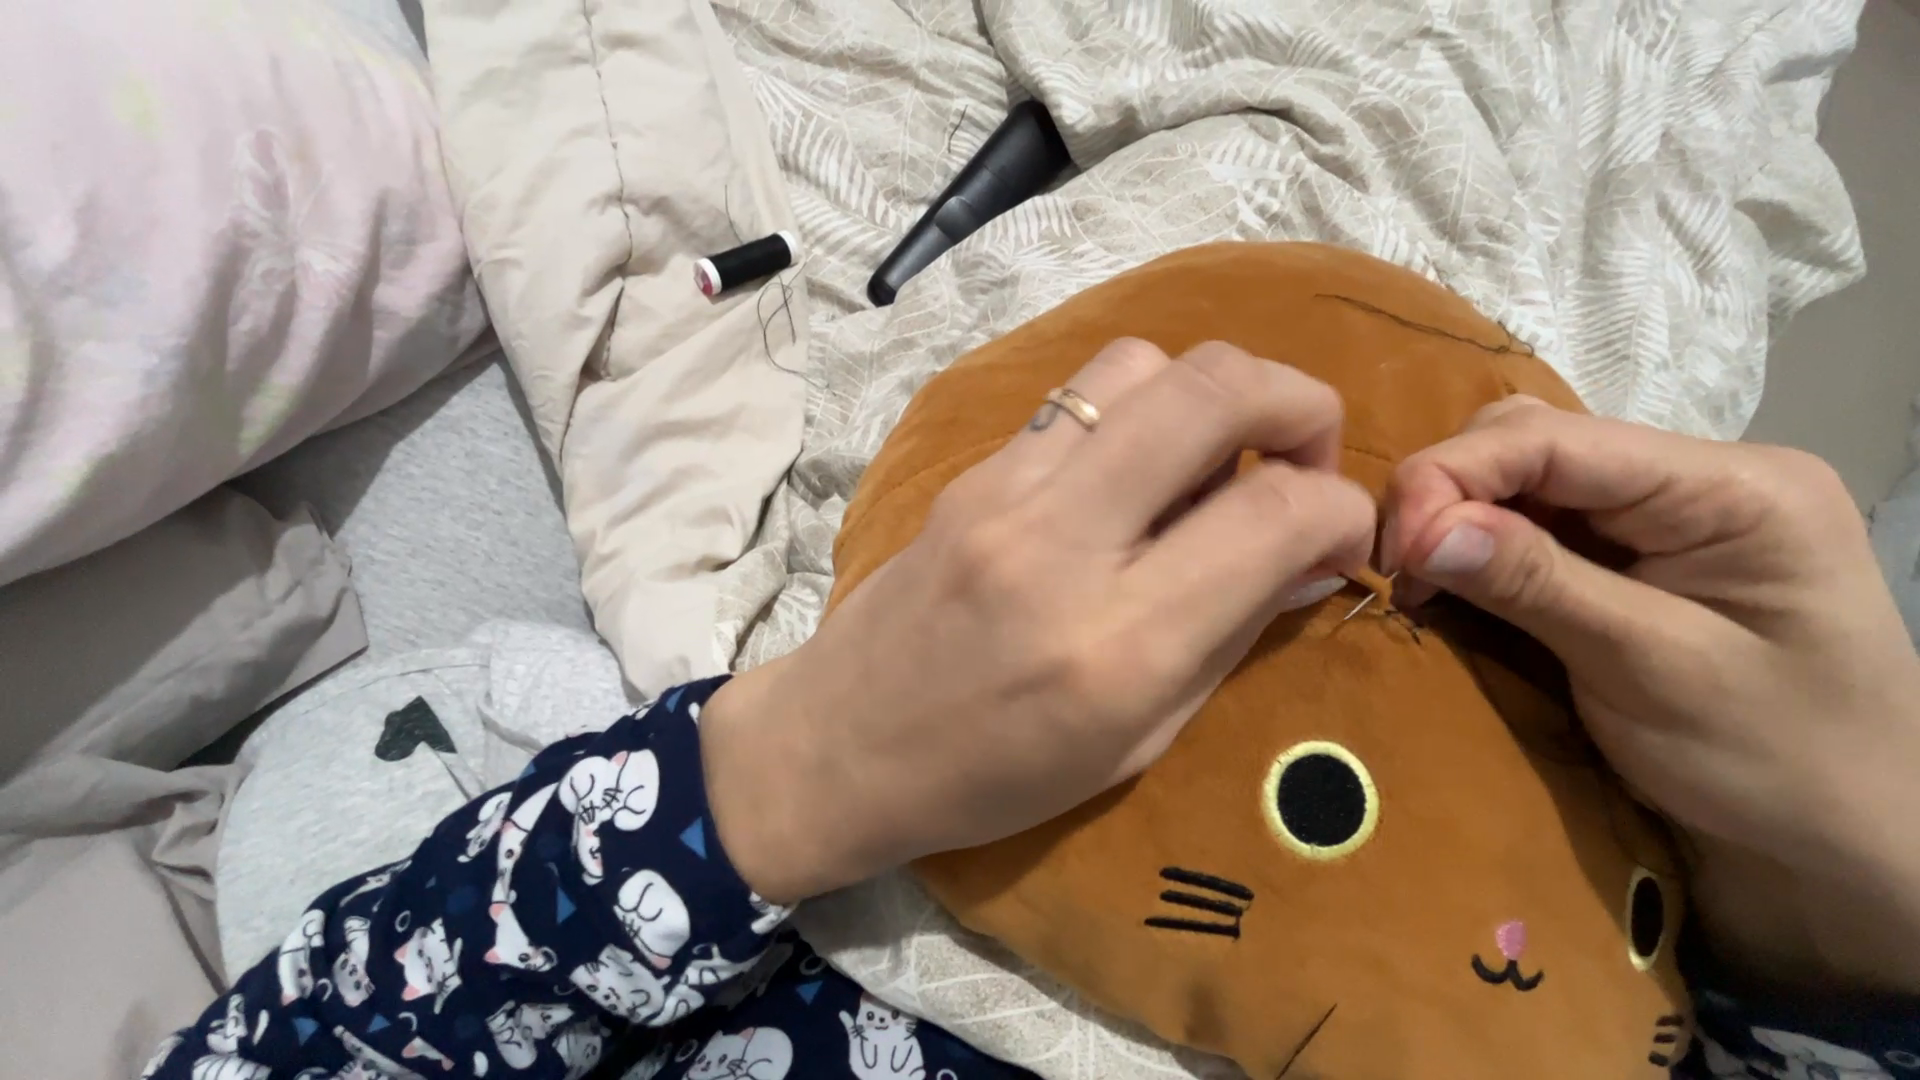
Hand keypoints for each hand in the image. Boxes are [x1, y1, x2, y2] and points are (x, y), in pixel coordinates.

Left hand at [702, 340, 1374, 903]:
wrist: (840, 744)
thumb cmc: (992, 775)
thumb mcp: (1138, 740)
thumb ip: (1233, 634)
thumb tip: (1310, 551)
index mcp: (1120, 642)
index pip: (1277, 511)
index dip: (1342, 509)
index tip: (1337, 536)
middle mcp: (1063, 542)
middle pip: (1214, 387)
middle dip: (1298, 401)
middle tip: (1300, 457)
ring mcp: (1005, 491)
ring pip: (1143, 363)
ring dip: (1209, 392)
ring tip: (1211, 459)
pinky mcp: (970, 471)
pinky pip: (1076, 395)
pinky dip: (1135, 410)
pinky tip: (1132, 468)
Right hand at [1379, 396, 1919, 993]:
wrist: (1838, 831)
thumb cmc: (1772, 759)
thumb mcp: (1650, 669)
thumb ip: (1536, 585)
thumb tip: (1420, 532)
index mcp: (1731, 488)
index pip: (1553, 439)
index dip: (1450, 477)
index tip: (1392, 550)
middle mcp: (1692, 476)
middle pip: (1527, 440)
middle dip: (1444, 492)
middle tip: (1401, 569)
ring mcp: (1656, 508)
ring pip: (1515, 473)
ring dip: (1448, 518)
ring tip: (1417, 580)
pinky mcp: (1623, 545)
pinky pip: (1523, 517)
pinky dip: (1469, 543)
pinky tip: (1449, 581)